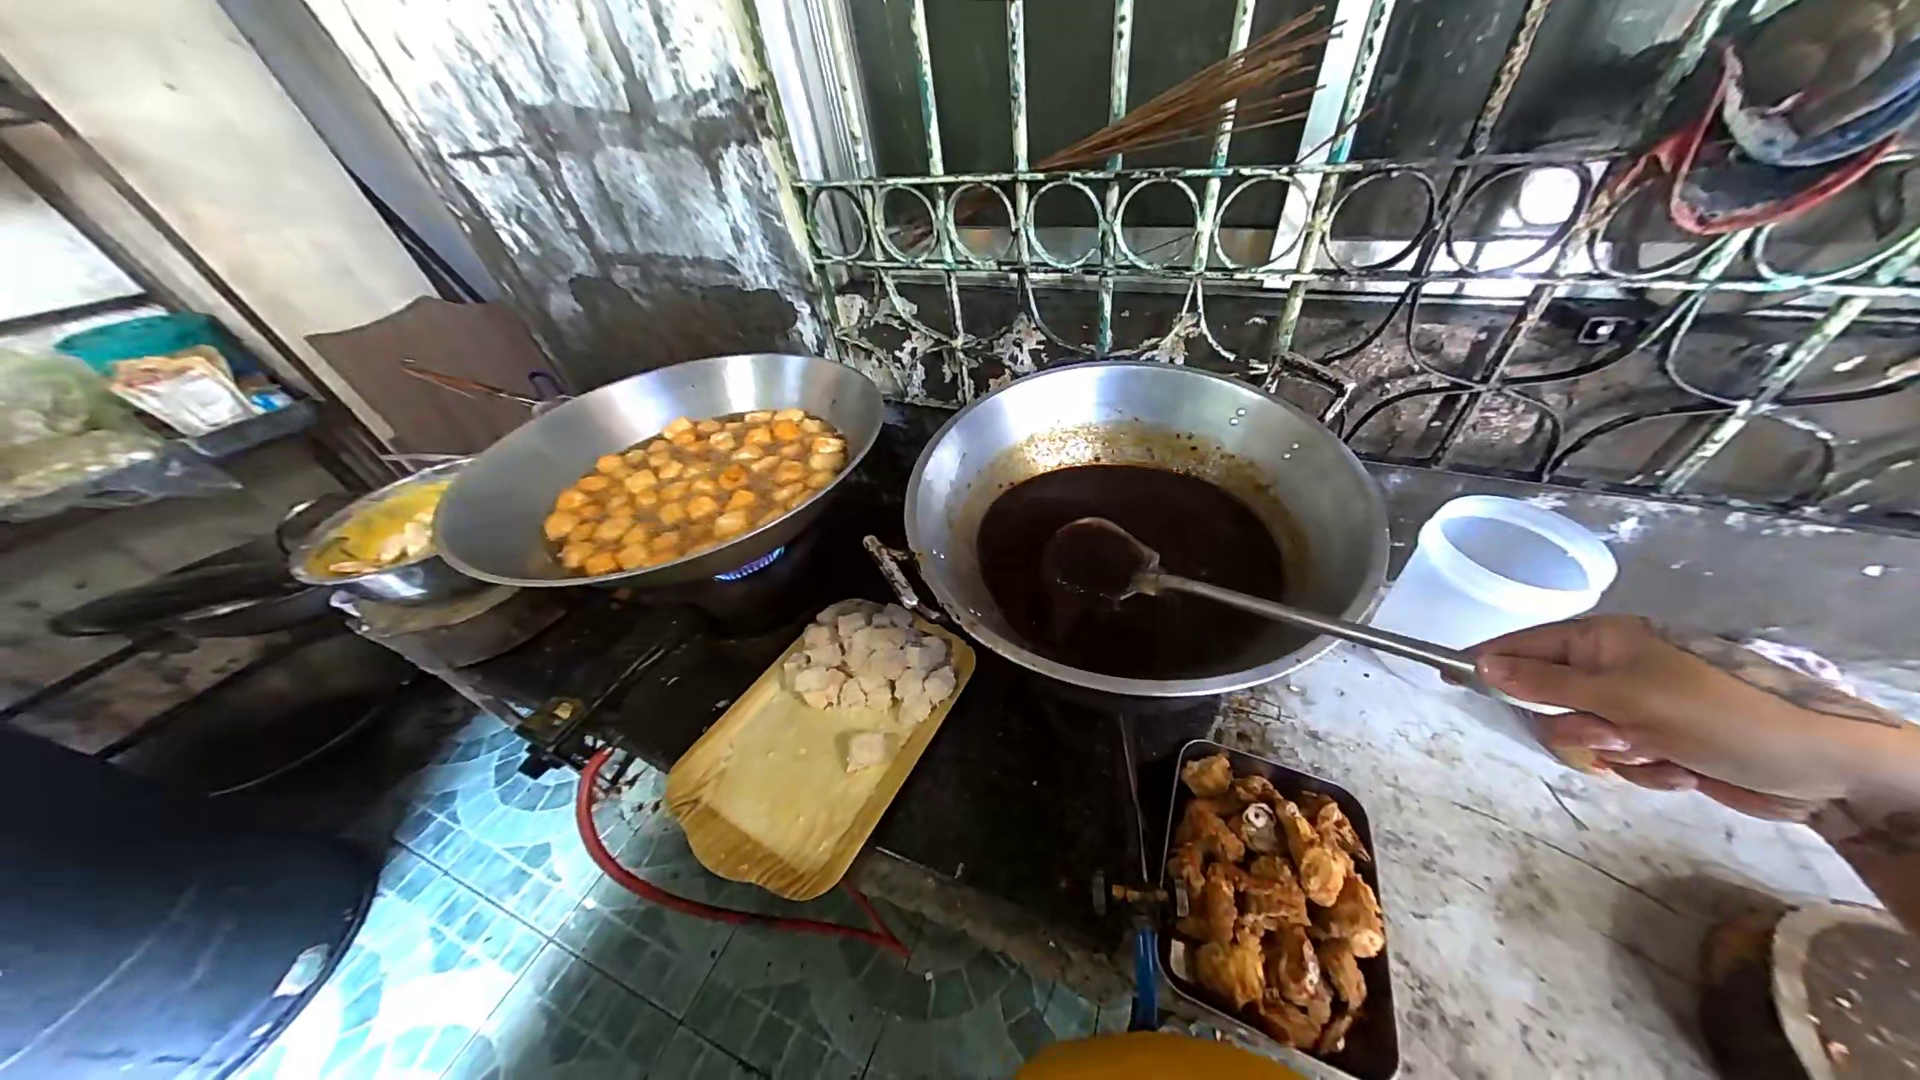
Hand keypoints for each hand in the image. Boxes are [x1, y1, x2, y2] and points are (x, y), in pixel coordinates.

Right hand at [1471, 615, 1885, 820]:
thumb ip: (1546, 684)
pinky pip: (1615, 759)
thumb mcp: (1625, 694)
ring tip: (1660, 751)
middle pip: (1545, 699)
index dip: (1486, 661)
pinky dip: (1644, 769)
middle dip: (1574, 725)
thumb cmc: (1721, 712)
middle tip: (1609, 734)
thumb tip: (1483, 667)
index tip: (1448, 674)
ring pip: (1578, 735)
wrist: (1827, 769)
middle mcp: (1611, 670)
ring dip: (1614, 751)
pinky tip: (1682, 766)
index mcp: (1603, 641)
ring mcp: (1633, 708)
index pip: (1523, 647)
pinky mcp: (1655, 743)